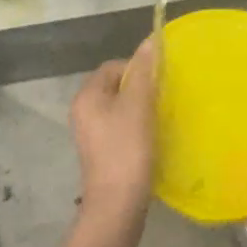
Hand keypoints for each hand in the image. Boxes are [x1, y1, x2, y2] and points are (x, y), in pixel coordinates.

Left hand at [68, 37, 159, 220]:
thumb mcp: (138, 106)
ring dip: (141, 109)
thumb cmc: (127, 150)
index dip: (138, 68)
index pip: (113, 66)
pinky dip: (137, 128)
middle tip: (164, 100)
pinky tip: (153, 139)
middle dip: (141, 89)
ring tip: (161, 119)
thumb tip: (150, 41)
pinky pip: (120, 128)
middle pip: (116, 86)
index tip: (160, 82)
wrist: (116, 205)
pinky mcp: (101, 152)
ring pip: (120, 108)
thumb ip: (144, 72)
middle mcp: (83, 111)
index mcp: (87, 95)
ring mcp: (90, 133)